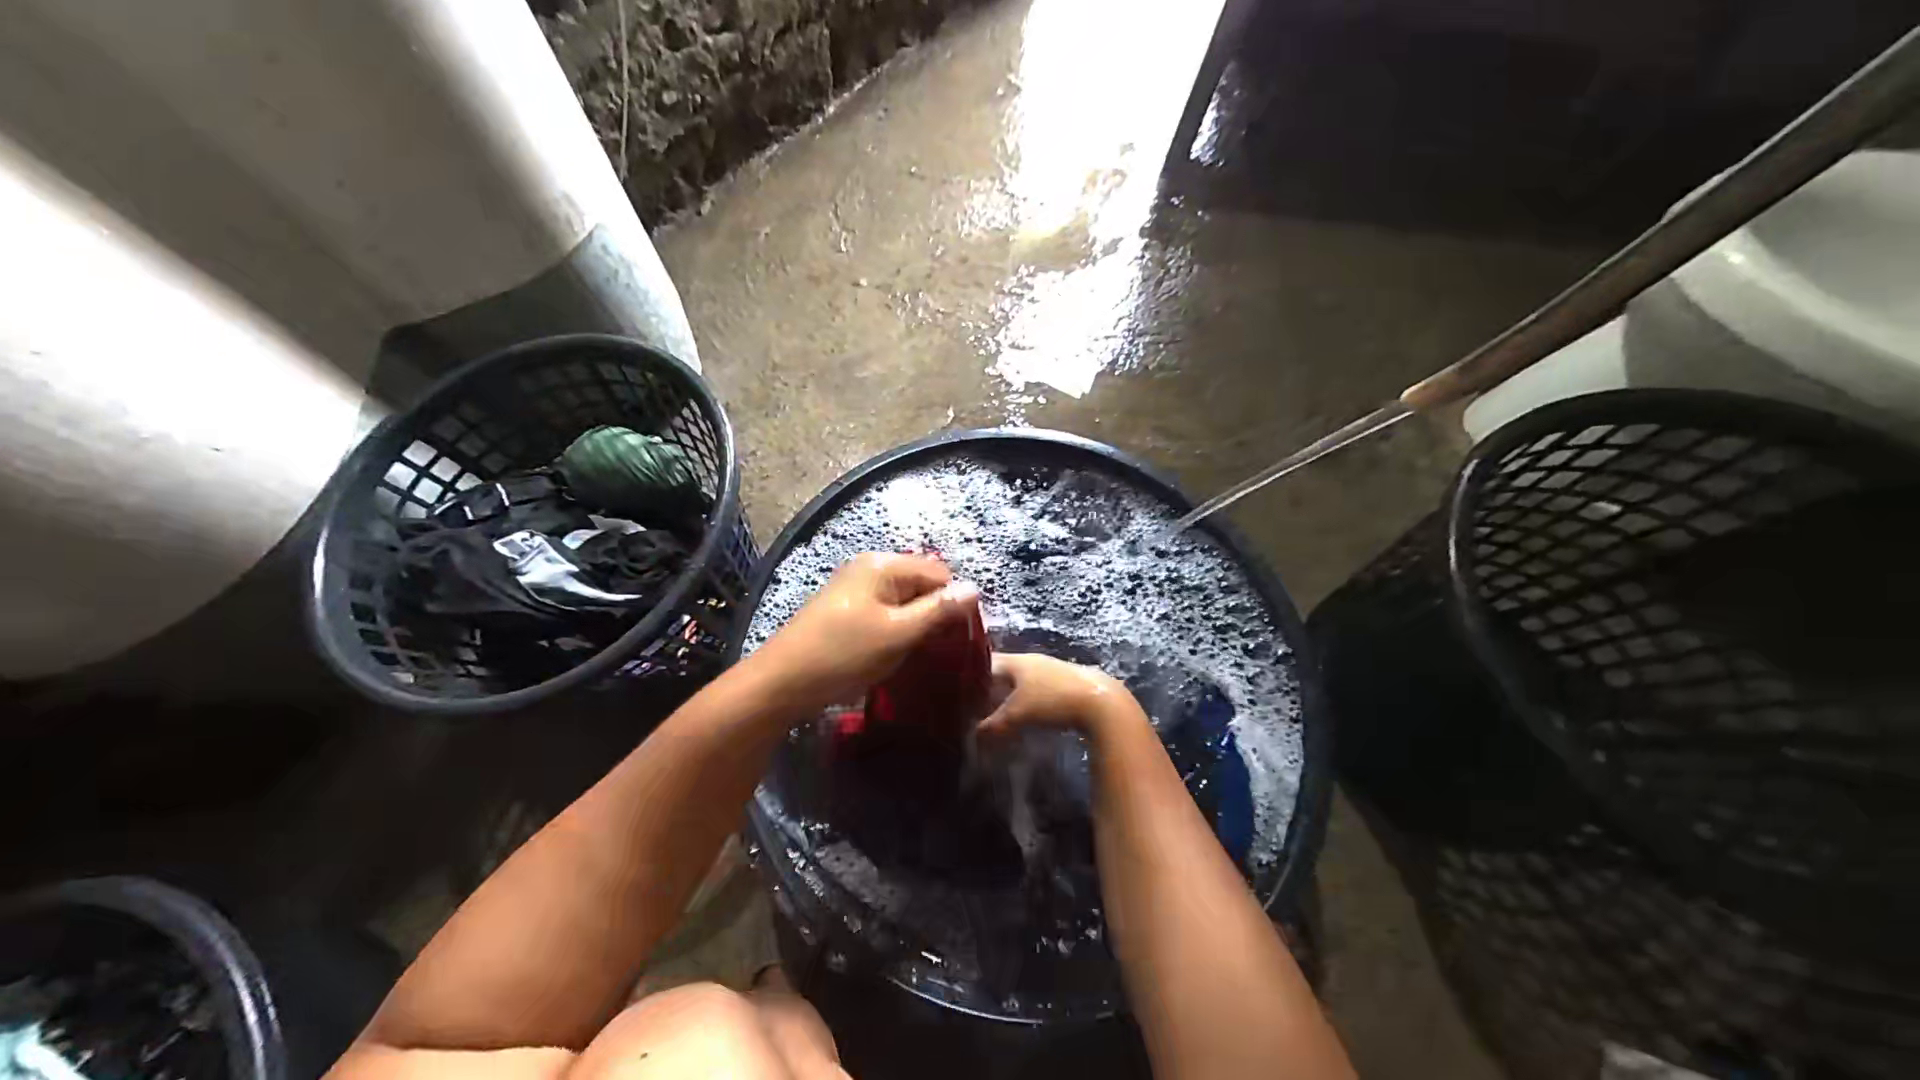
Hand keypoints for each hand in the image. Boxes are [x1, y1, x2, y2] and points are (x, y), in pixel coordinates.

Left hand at [747, 553, 979, 710]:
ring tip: (919, 655)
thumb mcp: (898, 633)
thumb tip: (975, 588)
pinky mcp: (846, 611)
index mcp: (883, 565)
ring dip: (915, 627)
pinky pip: (885, 614)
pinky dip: (896, 632)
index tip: (960, 638)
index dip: (954, 603)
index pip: (939, 573)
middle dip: (934, 615)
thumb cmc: (844, 654)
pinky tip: (896, 655)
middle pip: (921, 585)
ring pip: (903, 603)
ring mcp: (855, 589)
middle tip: (941, 650)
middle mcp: (869, 568)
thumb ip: (938, 610)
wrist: (782, 682)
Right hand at [979, 653, 1145, 739]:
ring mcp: (1051, 669)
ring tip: (997, 711)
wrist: (1101, 703)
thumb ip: (993, 724)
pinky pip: (1036, 688)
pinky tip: (1026, 714)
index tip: (959, 690)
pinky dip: (1026, 698)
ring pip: (1021, 679)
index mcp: (1017, 660)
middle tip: (975, 704)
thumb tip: (973, 734)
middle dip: (989, 686)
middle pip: (1004, 670)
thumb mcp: (1017, 715)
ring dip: (1009, 693)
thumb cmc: (1053, 702)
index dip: (971, 674)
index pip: (986, 661)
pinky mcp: (1065, 682)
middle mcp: (1032, 660)